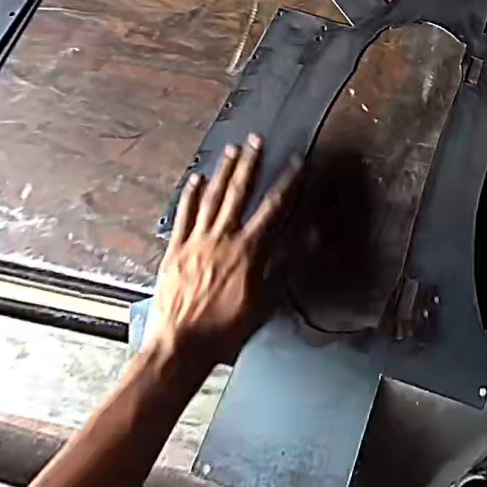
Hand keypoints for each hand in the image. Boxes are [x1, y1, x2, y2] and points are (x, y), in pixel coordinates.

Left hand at [150, 134, 299, 367]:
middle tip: (256, 140)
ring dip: (223, 171)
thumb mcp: (265, 301)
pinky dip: (190, 195)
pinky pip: (184, 214)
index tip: (296, 162)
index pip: (272, 208)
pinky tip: (195, 179)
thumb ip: (287, 265)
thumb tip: (309, 239)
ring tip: (231, 150)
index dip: (287, 182)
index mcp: (246, 251)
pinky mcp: (176, 248)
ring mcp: (196, 240)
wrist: (180, 345)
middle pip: (239, 192)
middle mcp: (222, 238)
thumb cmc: (224, 329)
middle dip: (250, 163)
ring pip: (212, 197)